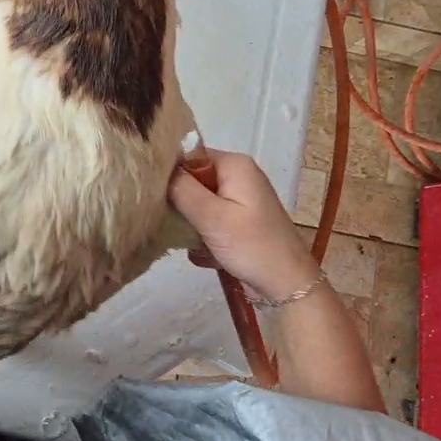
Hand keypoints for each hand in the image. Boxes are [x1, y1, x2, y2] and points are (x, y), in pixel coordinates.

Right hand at [168, 150, 319, 302]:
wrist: (288, 285)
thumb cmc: (252, 246)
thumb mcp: (212, 217)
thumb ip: (182, 190)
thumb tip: (157, 171)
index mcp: (234, 165)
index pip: (189, 155)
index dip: (169, 173)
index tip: (152, 194)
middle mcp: (238, 176)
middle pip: (193, 180)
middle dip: (179, 202)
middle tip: (168, 222)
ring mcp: (240, 200)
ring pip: (198, 203)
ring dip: (190, 224)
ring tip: (189, 242)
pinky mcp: (239, 222)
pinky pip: (210, 221)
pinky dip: (204, 236)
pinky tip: (204, 255)